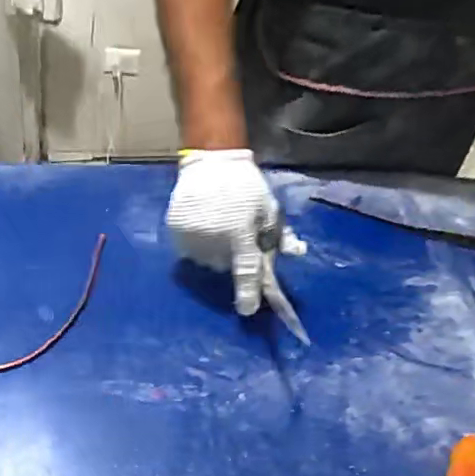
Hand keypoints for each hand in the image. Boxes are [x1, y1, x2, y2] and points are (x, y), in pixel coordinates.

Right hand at [165, 148, 280, 316]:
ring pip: (206, 262)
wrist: (209, 164)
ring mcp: (192, 241)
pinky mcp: (177, 238)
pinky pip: (190, 254)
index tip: (247, 310)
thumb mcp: (268, 207)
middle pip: (225, 267)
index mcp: (240, 233)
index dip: (247, 293)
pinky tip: (203, 227)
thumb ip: (280, 235)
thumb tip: (297, 254)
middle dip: (232, 258)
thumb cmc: (245, 185)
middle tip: (235, 237)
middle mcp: (214, 241)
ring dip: (214, 254)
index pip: (245, 270)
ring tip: (217, 228)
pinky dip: (198, 247)